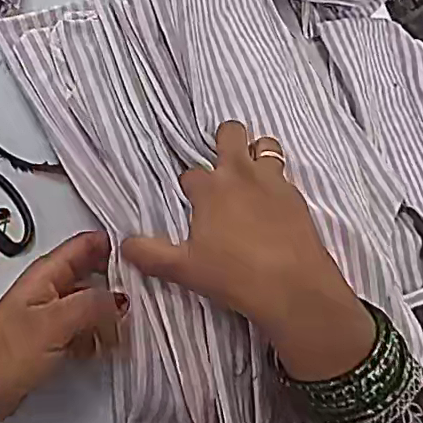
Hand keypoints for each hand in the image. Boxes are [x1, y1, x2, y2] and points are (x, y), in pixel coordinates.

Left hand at [0, 232, 124, 422]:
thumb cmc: (3, 355)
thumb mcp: (55, 323)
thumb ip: (92, 305)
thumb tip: (120, 297)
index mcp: (47, 273)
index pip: (87, 244)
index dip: (114, 244)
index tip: (142, 255)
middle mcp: (50, 288)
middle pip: (93, 272)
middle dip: (118, 281)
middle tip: (143, 292)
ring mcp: (51, 313)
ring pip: (91, 301)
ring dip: (109, 312)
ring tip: (127, 325)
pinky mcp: (52, 337)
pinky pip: (84, 326)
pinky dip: (98, 334)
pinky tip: (107, 346)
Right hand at [123, 121, 374, 379]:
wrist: (294, 289)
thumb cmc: (235, 275)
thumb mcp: (184, 269)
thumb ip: (150, 254)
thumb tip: (125, 245)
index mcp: (211, 188)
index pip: (190, 174)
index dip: (188, 187)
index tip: (190, 203)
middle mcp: (241, 175)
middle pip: (231, 133)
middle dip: (224, 140)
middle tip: (220, 163)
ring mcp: (273, 182)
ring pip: (265, 144)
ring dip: (256, 153)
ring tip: (250, 175)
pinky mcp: (297, 197)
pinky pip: (285, 175)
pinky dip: (276, 181)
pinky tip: (272, 204)